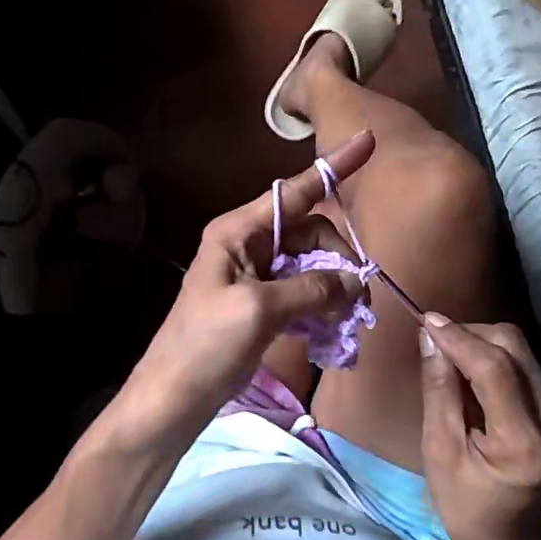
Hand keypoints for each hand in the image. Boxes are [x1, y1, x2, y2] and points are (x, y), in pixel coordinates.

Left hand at [121, 130, 376, 433]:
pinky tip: (335, 331)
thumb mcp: (258, 311)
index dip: (333, 167)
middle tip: (360, 298)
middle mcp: (247, 245)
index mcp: (237, 232)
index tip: (369, 140)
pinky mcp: (261, 305)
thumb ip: (311, 289)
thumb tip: (356, 280)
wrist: (171, 400)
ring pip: (310, 264)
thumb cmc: (205, 347)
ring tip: (351, 319)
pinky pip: (303, 292)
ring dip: (335, 286)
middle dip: (340, 257)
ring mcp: (254, 276)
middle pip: (310, 233)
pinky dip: (322, 306)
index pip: (294, 192)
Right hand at [419, 314, 540, 539]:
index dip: (459, 337)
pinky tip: (469, 372)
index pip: (494, 368)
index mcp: (524, 442)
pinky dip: (493, 358)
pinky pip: (524, 366)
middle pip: (515, 348)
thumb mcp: (439, 449)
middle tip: (434, 339)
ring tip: (448, 355)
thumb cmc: (463, 503)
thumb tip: (430, 337)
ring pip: (521, 352)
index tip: (426, 319)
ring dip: (481, 343)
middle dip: (471, 334)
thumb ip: (439, 390)